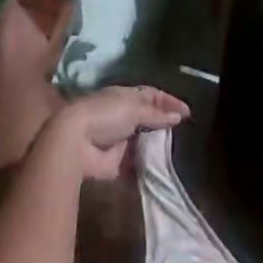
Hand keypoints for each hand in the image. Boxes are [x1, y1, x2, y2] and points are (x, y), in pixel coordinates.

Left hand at [41, 85, 188, 178]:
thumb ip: (156, 113)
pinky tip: (163, 167)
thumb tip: (177, 116)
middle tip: (183, 131)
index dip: (168, 101)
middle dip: (163, 123)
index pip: (150, 95)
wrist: (76, 142)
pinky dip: (148, 164)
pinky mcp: (116, 162)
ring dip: (157, 145)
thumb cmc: (105, 115)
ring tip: (176, 150)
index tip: (186, 112)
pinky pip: (136, 162)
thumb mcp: (133, 108)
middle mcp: (121, 115)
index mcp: (123, 96)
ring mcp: (118, 139)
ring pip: (143, 140)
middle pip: (147, 117)